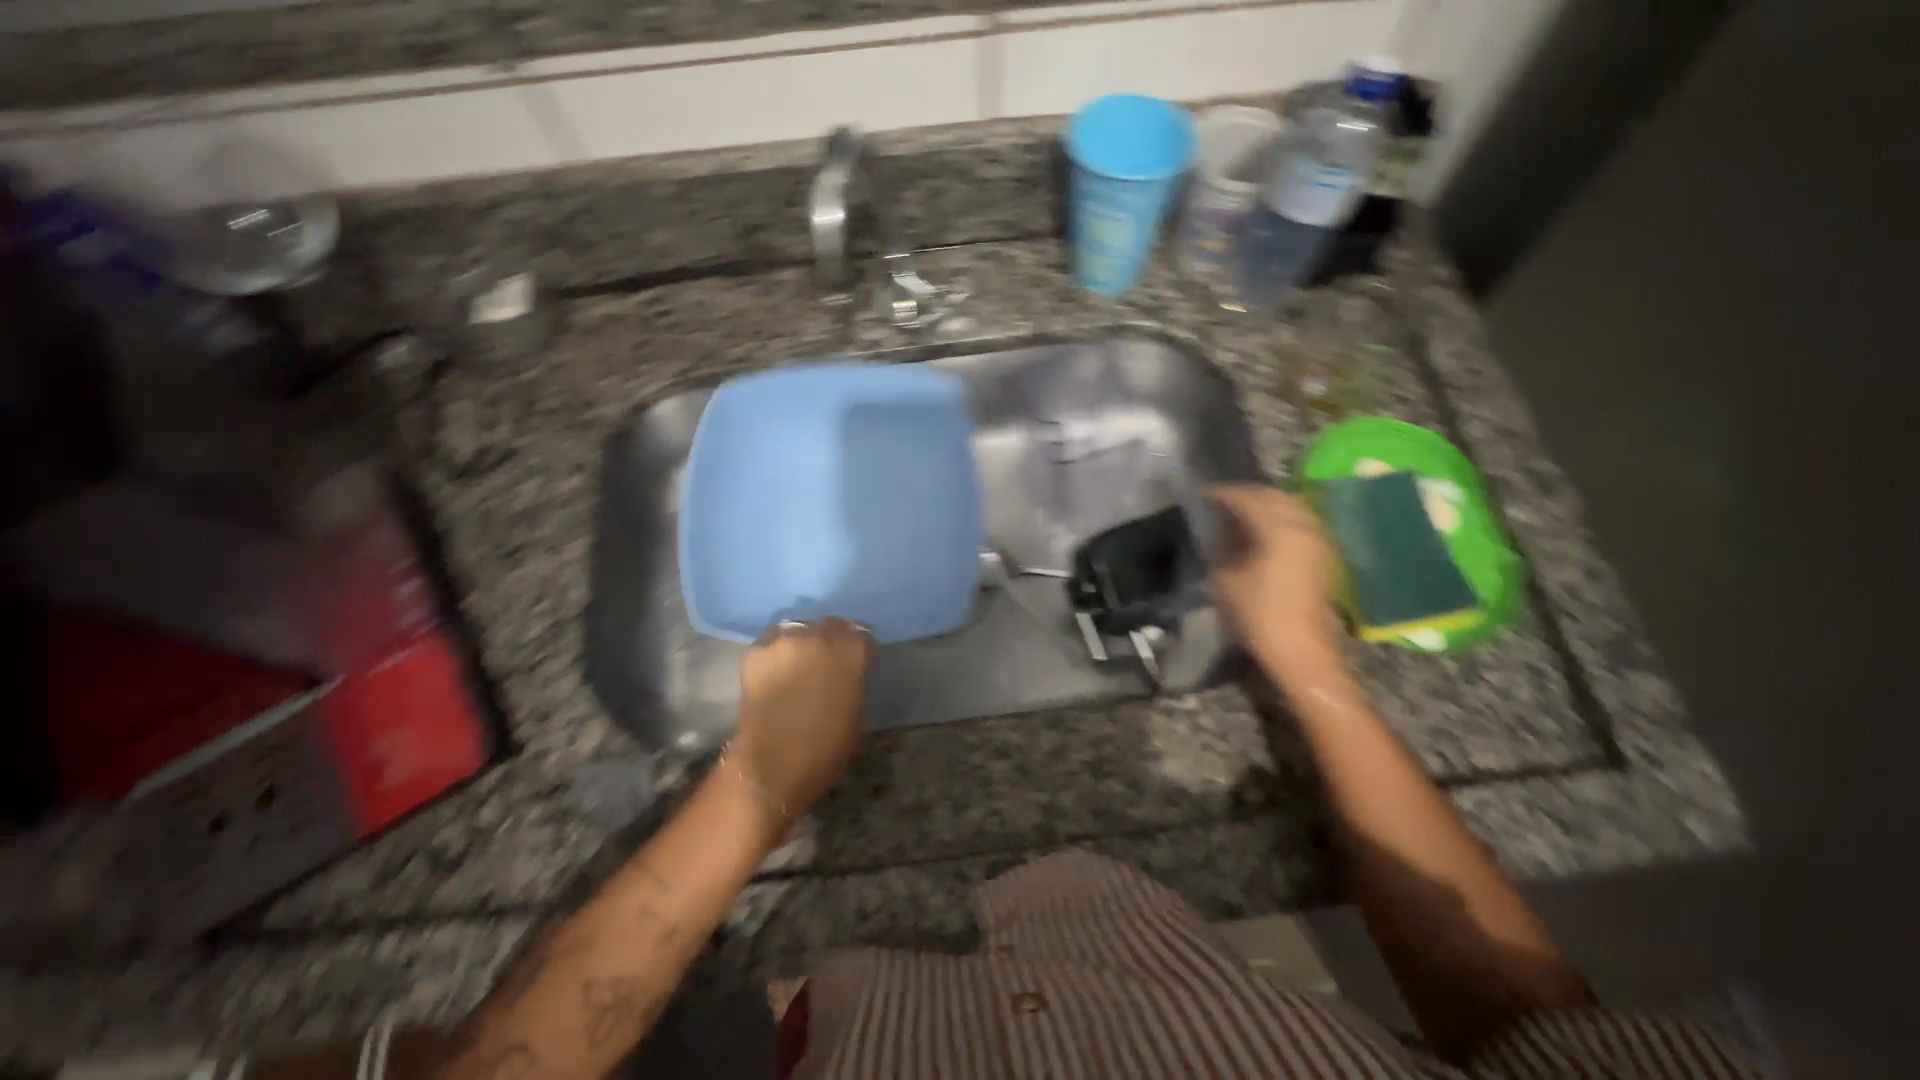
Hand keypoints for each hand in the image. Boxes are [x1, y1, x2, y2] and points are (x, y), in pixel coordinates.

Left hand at [732, 618, 871, 822]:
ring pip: (798, 627)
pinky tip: (775, 668)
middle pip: (830, 624)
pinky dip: (776, 649)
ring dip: (802, 640)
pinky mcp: (757, 649)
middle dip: (831, 638)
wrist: (777, 760)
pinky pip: (772, 640)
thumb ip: (855, 677)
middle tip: (826, 660)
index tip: (855, 658)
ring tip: (798, 660)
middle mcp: (820, 635)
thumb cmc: (828, 746)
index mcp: (853, 650)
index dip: (858, 646)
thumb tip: (848, 669)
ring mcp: (785, 639)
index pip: (862, 632)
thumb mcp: (858, 709)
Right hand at [1207, 484, 1342, 669]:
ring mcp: (1317, 539)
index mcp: (1278, 528)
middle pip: (1274, 496)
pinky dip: (1280, 520)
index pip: (1248, 498)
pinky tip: (1264, 533)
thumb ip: (1221, 552)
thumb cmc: (1260, 615)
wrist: (1302, 650)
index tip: (1204, 495)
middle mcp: (1303, 526)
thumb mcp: (1226, 582)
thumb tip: (1218, 538)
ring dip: (1267, 506)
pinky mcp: (1323, 555)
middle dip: (1248, 495)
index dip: (1224, 494)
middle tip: (1223, 501)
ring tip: (1242, 515)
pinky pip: (1299, 523)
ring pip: (1291, 508)